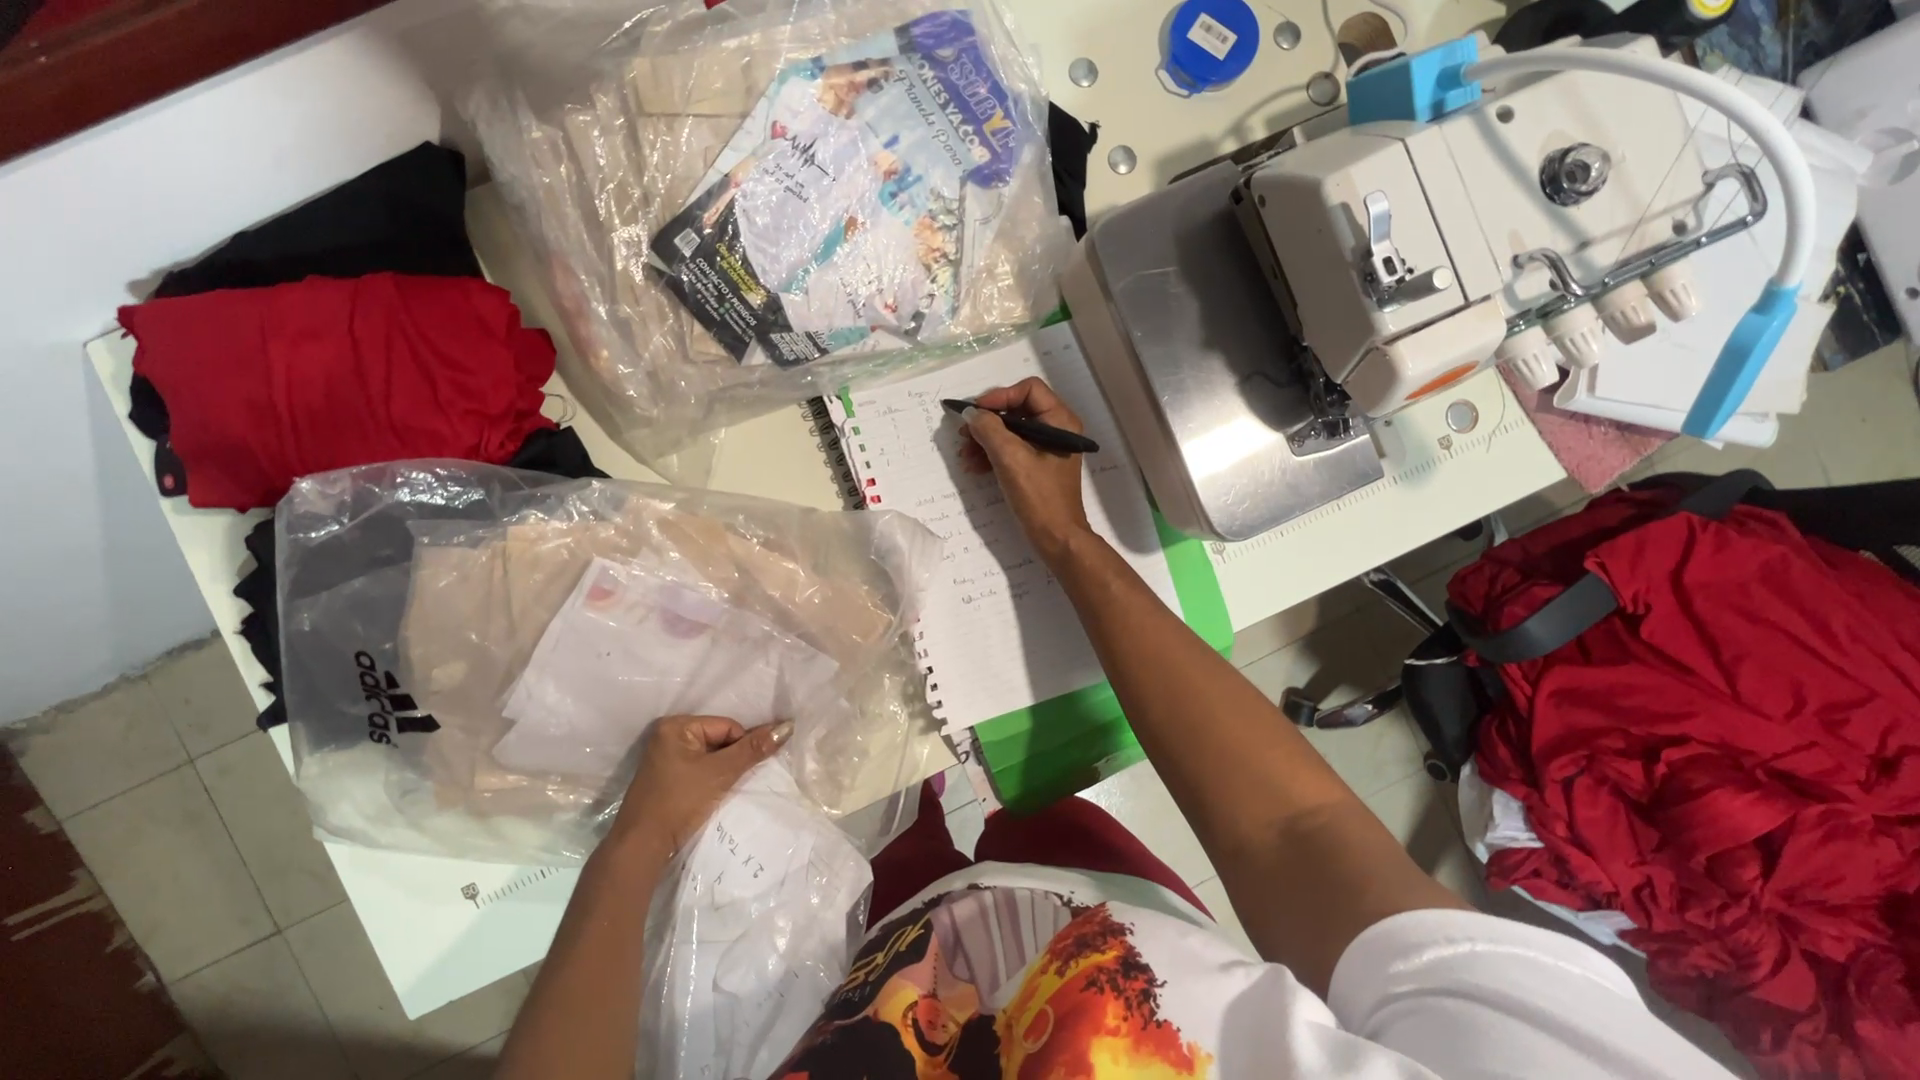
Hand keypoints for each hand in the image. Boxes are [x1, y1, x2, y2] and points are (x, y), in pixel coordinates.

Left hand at [606, 715, 791, 863]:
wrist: (643, 845)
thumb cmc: (679, 802)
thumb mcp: (720, 773)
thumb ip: (753, 749)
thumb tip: (787, 727)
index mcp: (676, 725)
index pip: (728, 726)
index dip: (742, 747)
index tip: (742, 771)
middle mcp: (668, 735)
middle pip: (720, 739)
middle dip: (733, 758)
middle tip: (735, 779)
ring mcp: (665, 757)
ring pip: (711, 755)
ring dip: (724, 770)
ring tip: (724, 788)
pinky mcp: (667, 777)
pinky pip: (699, 768)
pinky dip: (711, 778)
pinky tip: (713, 793)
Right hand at [959, 377, 1094, 562]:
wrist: (1056, 538)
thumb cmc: (1039, 496)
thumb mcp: (1010, 458)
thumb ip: (989, 429)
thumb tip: (971, 413)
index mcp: (1060, 421)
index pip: (1028, 389)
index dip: (999, 396)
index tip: (975, 412)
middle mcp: (1057, 429)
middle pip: (1017, 409)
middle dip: (988, 421)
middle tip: (964, 434)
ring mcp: (1047, 448)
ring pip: (1011, 431)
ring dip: (986, 440)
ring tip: (965, 455)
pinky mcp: (1037, 466)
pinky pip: (1012, 449)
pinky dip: (992, 454)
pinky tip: (974, 466)